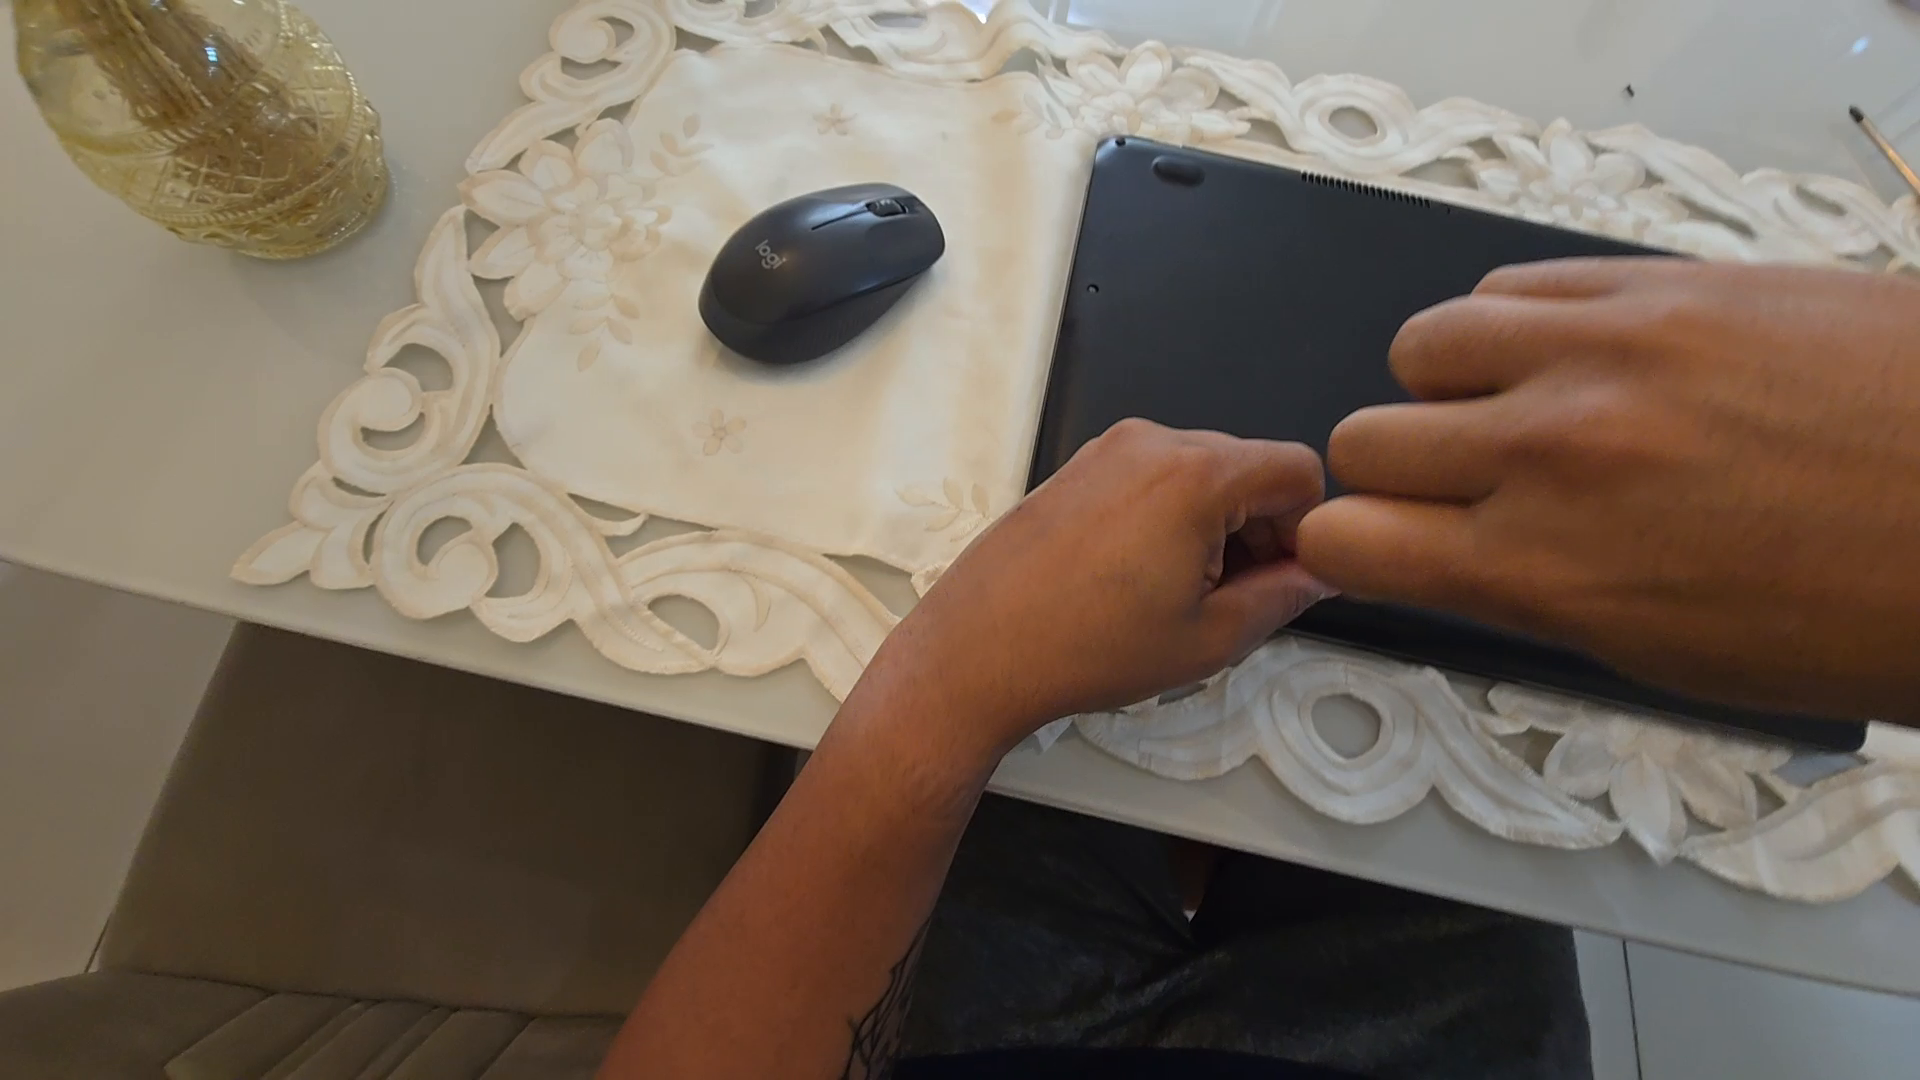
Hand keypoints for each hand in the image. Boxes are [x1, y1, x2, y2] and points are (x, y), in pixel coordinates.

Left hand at [866, 419, 1329, 756]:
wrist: (976, 648)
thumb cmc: (1086, 648)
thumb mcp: (1209, 638)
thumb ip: (1285, 596)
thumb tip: (1317, 572)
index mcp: (1196, 473)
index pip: (1297, 470)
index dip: (1306, 528)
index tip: (1282, 577)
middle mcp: (1149, 442)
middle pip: (1245, 467)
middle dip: (1256, 527)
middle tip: (1228, 596)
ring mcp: (1104, 451)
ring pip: (1195, 473)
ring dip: (1208, 524)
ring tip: (1172, 592)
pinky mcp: (1073, 468)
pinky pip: (1146, 478)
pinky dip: (1163, 516)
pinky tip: (1132, 574)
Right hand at [1298, 259, 1919, 721]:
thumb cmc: (1847, 613)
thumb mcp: (1641, 647)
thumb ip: (1496, 591)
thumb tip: (1412, 549)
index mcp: (1538, 568)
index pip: (1339, 539)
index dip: (1345, 545)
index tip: (1382, 543)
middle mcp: (1547, 453)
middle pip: (1359, 440)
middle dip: (1395, 469)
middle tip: (1465, 481)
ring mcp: (1603, 354)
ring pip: (1416, 347)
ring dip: (1443, 386)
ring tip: (1512, 403)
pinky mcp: (1660, 282)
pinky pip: (1505, 287)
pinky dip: (1512, 327)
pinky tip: (1569, 357)